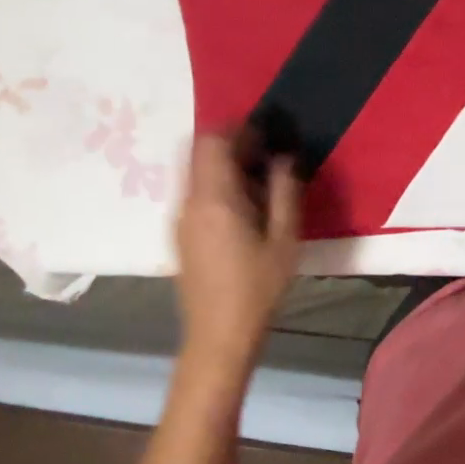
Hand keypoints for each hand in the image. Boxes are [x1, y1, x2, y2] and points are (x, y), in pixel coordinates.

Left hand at [175, 133, 302, 358]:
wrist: (218, 335)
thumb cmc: (257, 288)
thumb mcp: (284, 240)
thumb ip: (284, 192)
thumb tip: (284, 157)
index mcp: (214, 198)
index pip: (213, 140)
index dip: (239, 128)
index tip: (267, 132)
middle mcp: (189, 201)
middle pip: (199, 150)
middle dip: (230, 143)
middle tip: (265, 152)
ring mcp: (180, 218)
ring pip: (195, 171)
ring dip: (223, 164)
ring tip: (258, 180)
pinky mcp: (180, 234)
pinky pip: (195, 192)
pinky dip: (216, 184)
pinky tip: (243, 207)